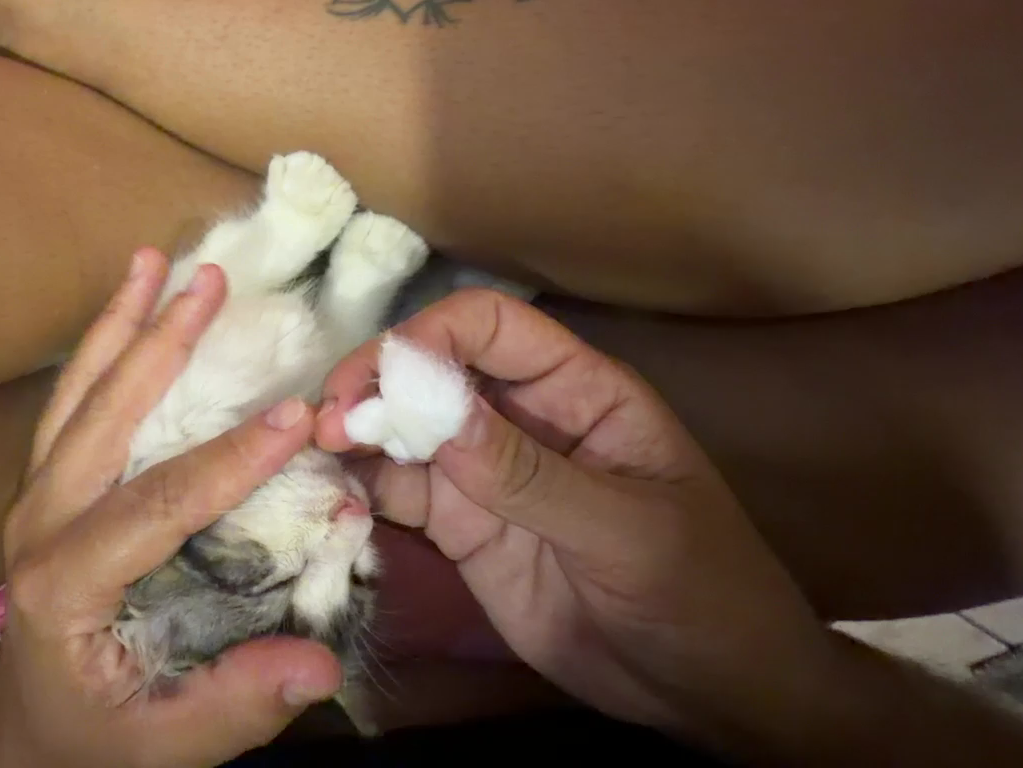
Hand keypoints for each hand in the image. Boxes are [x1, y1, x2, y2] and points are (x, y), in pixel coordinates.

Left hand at [0, 250, 343, 767]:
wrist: (19, 726)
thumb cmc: (91, 735)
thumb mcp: (162, 747)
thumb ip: (236, 706)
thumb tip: (320, 666)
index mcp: (66, 582)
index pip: (159, 505)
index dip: (231, 461)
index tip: (296, 417)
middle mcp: (40, 520)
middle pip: (103, 416)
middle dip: (161, 343)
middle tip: (211, 282)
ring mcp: (35, 491)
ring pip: (76, 391)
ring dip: (118, 321)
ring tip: (152, 260)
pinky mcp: (43, 479)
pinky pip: (70, 401)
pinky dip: (100, 345)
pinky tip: (128, 305)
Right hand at [317, 289, 842, 744]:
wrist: (707, 696)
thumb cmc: (701, 598)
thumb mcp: (627, 533)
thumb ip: (530, 473)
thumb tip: (437, 414)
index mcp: (573, 389)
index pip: (490, 326)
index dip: (433, 335)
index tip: (382, 377)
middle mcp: (515, 413)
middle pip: (429, 367)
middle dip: (374, 383)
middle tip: (327, 418)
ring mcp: (481, 467)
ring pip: (401, 424)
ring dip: (356, 430)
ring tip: (315, 449)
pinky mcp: (457, 518)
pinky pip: (398, 486)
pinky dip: (361, 482)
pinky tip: (331, 489)